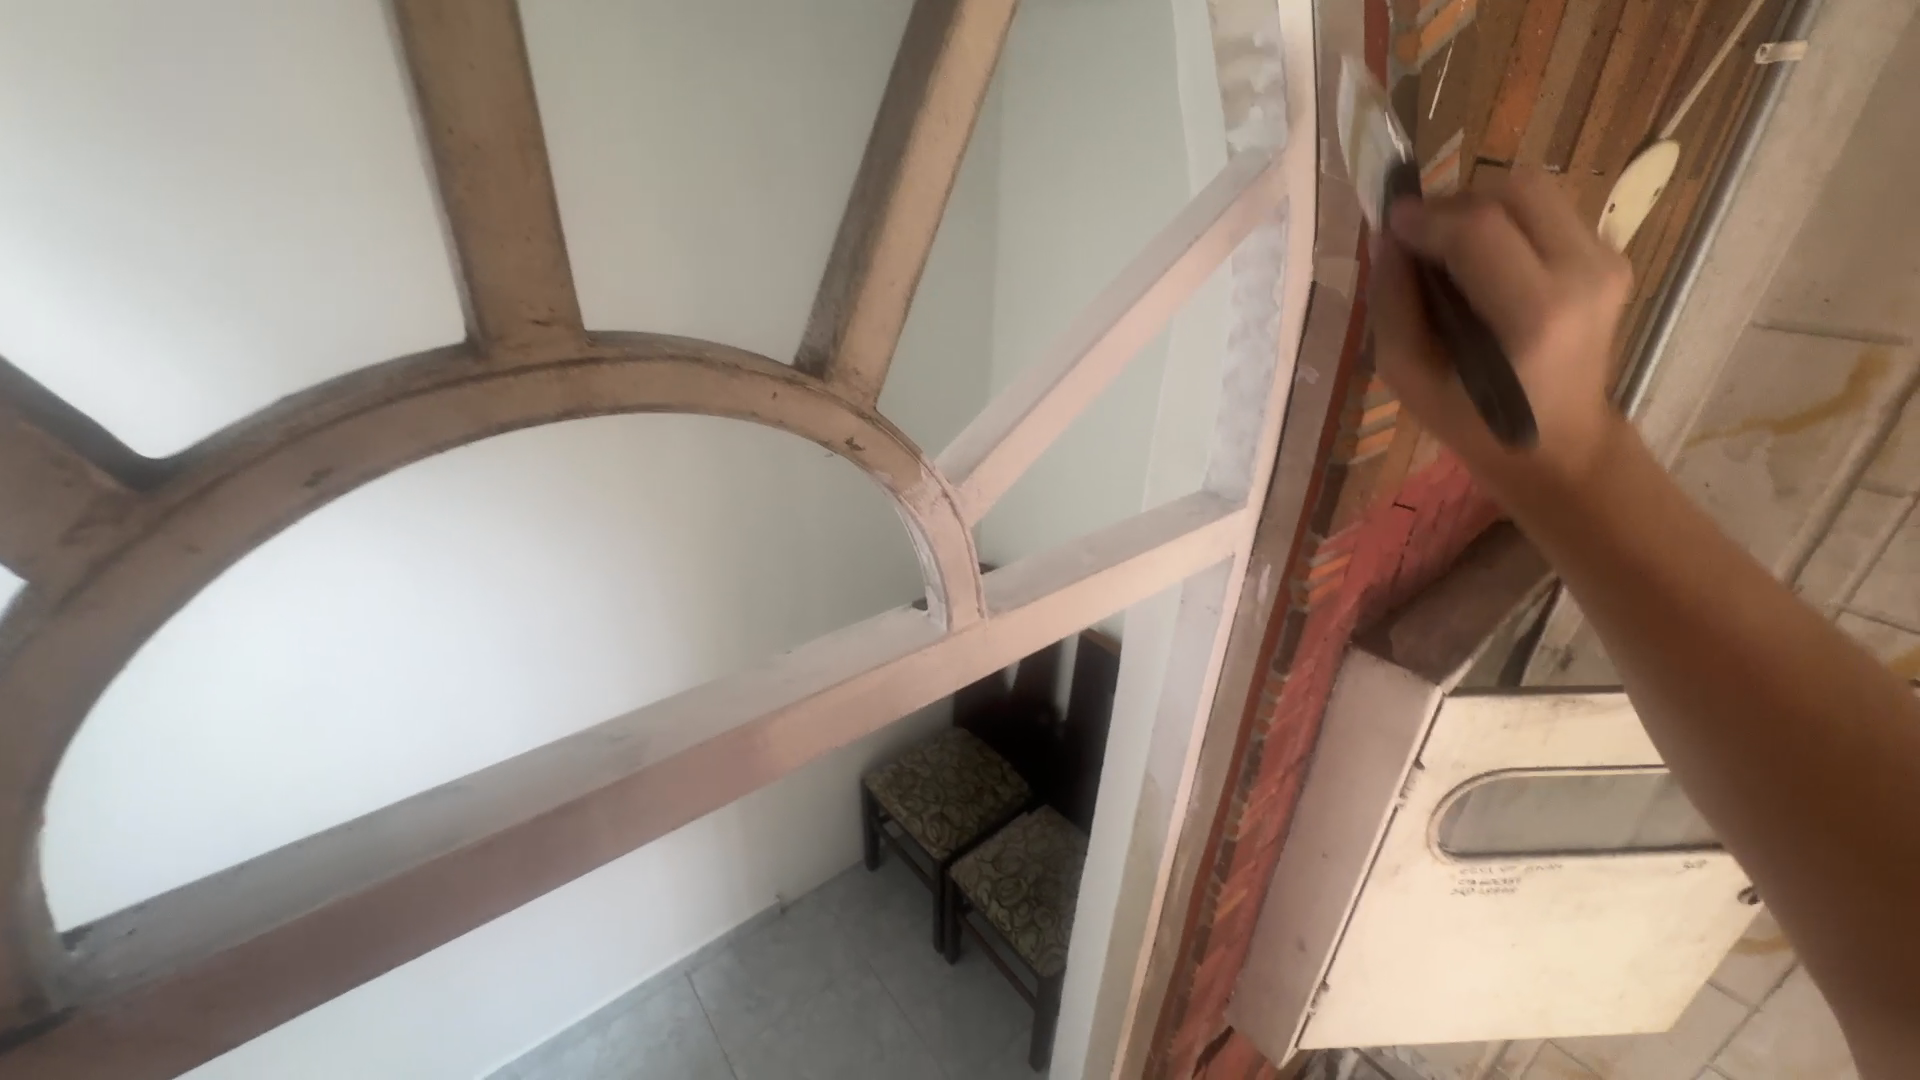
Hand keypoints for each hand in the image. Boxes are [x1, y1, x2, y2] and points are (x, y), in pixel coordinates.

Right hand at [1370, 169, 1635, 498]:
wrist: (1558, 443)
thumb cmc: (1472, 421)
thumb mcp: (1407, 375)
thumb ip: (1392, 304)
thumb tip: (1387, 240)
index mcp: (1535, 314)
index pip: (1479, 228)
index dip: (1426, 216)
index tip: (1389, 224)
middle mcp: (1583, 274)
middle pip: (1516, 189)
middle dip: (1455, 201)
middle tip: (1419, 236)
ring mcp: (1606, 260)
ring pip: (1535, 191)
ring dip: (1479, 208)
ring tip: (1446, 249)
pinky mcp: (1610, 256)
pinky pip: (1547, 213)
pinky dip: (1503, 223)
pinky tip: (1480, 263)